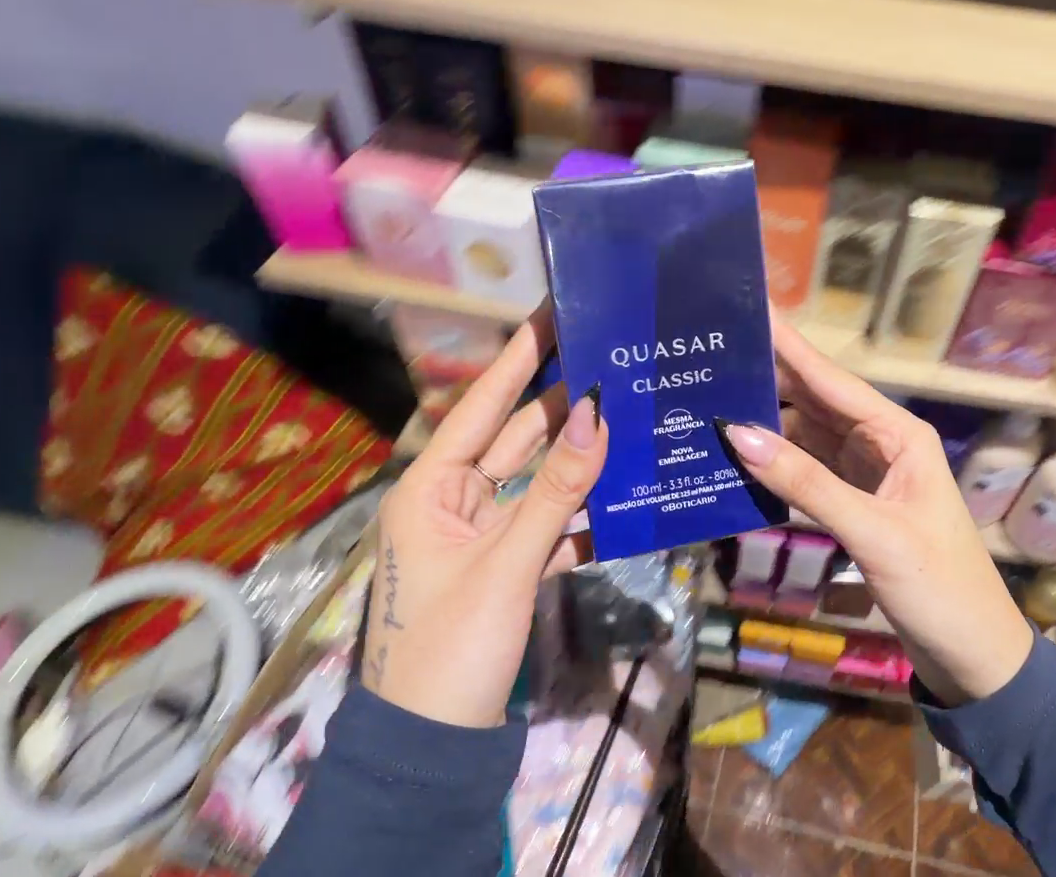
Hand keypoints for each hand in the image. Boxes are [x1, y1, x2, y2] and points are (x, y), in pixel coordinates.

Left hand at [361, 306, 604, 727]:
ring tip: (625, 405)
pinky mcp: (508, 564)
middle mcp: (454, 501)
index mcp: (430, 489)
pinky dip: (582, 508)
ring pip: (537, 479)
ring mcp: (482, 534)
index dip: (518, 358)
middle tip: (605, 352)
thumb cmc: (452, 647)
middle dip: (560, 399)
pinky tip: (622, 485)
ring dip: (578, 453)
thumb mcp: (506, 564)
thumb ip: (555, 490)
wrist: (436, 744)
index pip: (481, 407)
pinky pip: (550, 521)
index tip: (551, 311)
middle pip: (514, 437)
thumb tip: (596, 415)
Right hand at [719, 315, 1034, 706]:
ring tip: (710, 399)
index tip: (750, 310)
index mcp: (899, 435)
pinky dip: (776, 465)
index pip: (833, 380)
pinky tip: (739, 456)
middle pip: (815, 401)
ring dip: (766, 422)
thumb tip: (739, 434)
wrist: (972, 653)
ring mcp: (865, 475)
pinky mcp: (854, 505)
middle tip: (711, 357)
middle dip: (768, 379)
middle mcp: (881, 444)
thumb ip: (806, 484)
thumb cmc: (937, 586)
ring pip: (807, 436)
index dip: (790, 346)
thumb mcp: (873, 532)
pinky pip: (807, 472)